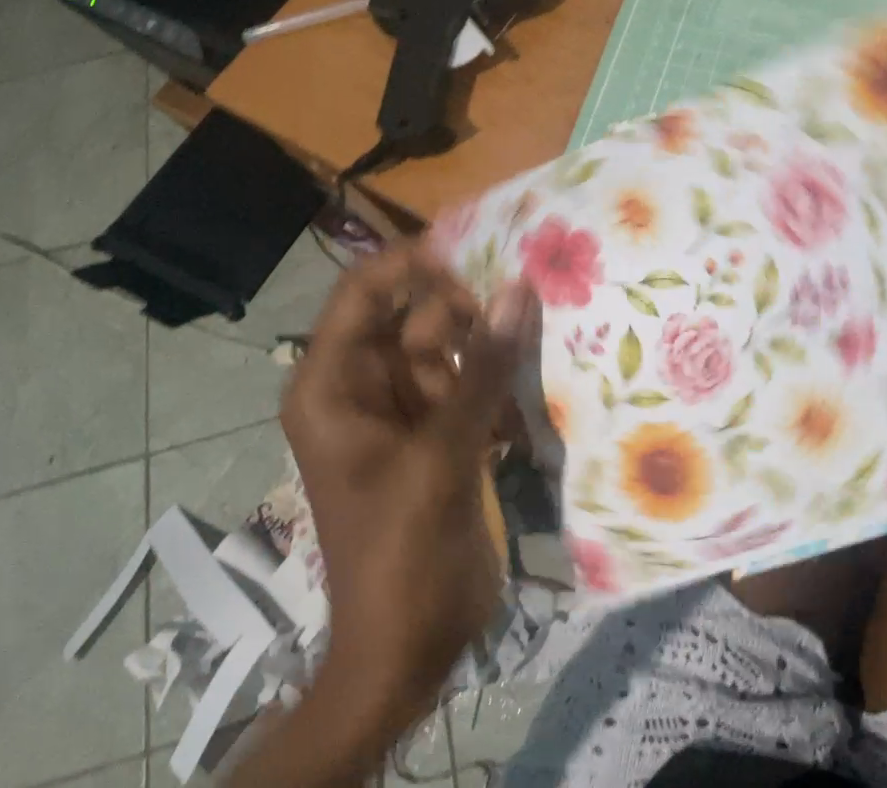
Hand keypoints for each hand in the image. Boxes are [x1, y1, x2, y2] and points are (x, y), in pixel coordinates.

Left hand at [235, 243, 532, 786]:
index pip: (364, 295)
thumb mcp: (439, 454)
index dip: (413, 262)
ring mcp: (409, 419)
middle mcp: (367, 392)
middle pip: (416, 320)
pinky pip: (475, 392)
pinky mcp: (445, 444)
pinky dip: (505, 384)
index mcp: (334, 386)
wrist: (408, 646)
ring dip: (495, 344)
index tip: (480, 241)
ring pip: (453, 356)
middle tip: (536, 281)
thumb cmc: (400, 549)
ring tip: (552, 319)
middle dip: (470, 303)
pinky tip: (546, 376)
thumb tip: (517, 289)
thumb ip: (480, 371)